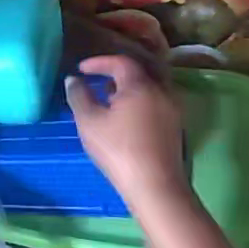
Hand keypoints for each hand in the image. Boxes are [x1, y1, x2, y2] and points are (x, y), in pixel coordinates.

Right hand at [65, 55, 188, 203]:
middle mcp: (161, 91)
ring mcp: (172, 109)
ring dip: (127, 89)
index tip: (81, 68)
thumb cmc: (118, 150)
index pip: (120, 62)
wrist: (155, 185)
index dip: (99, 62)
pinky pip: (155, 102)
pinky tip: (125, 119)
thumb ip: (79, 96)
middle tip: (96, 82)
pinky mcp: (175, 126)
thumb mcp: (89, 122)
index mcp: (140, 85)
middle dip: (115, 74)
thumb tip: (73, 79)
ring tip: (108, 100)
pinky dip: (138, 102)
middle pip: (138, 72)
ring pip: (149, 88)